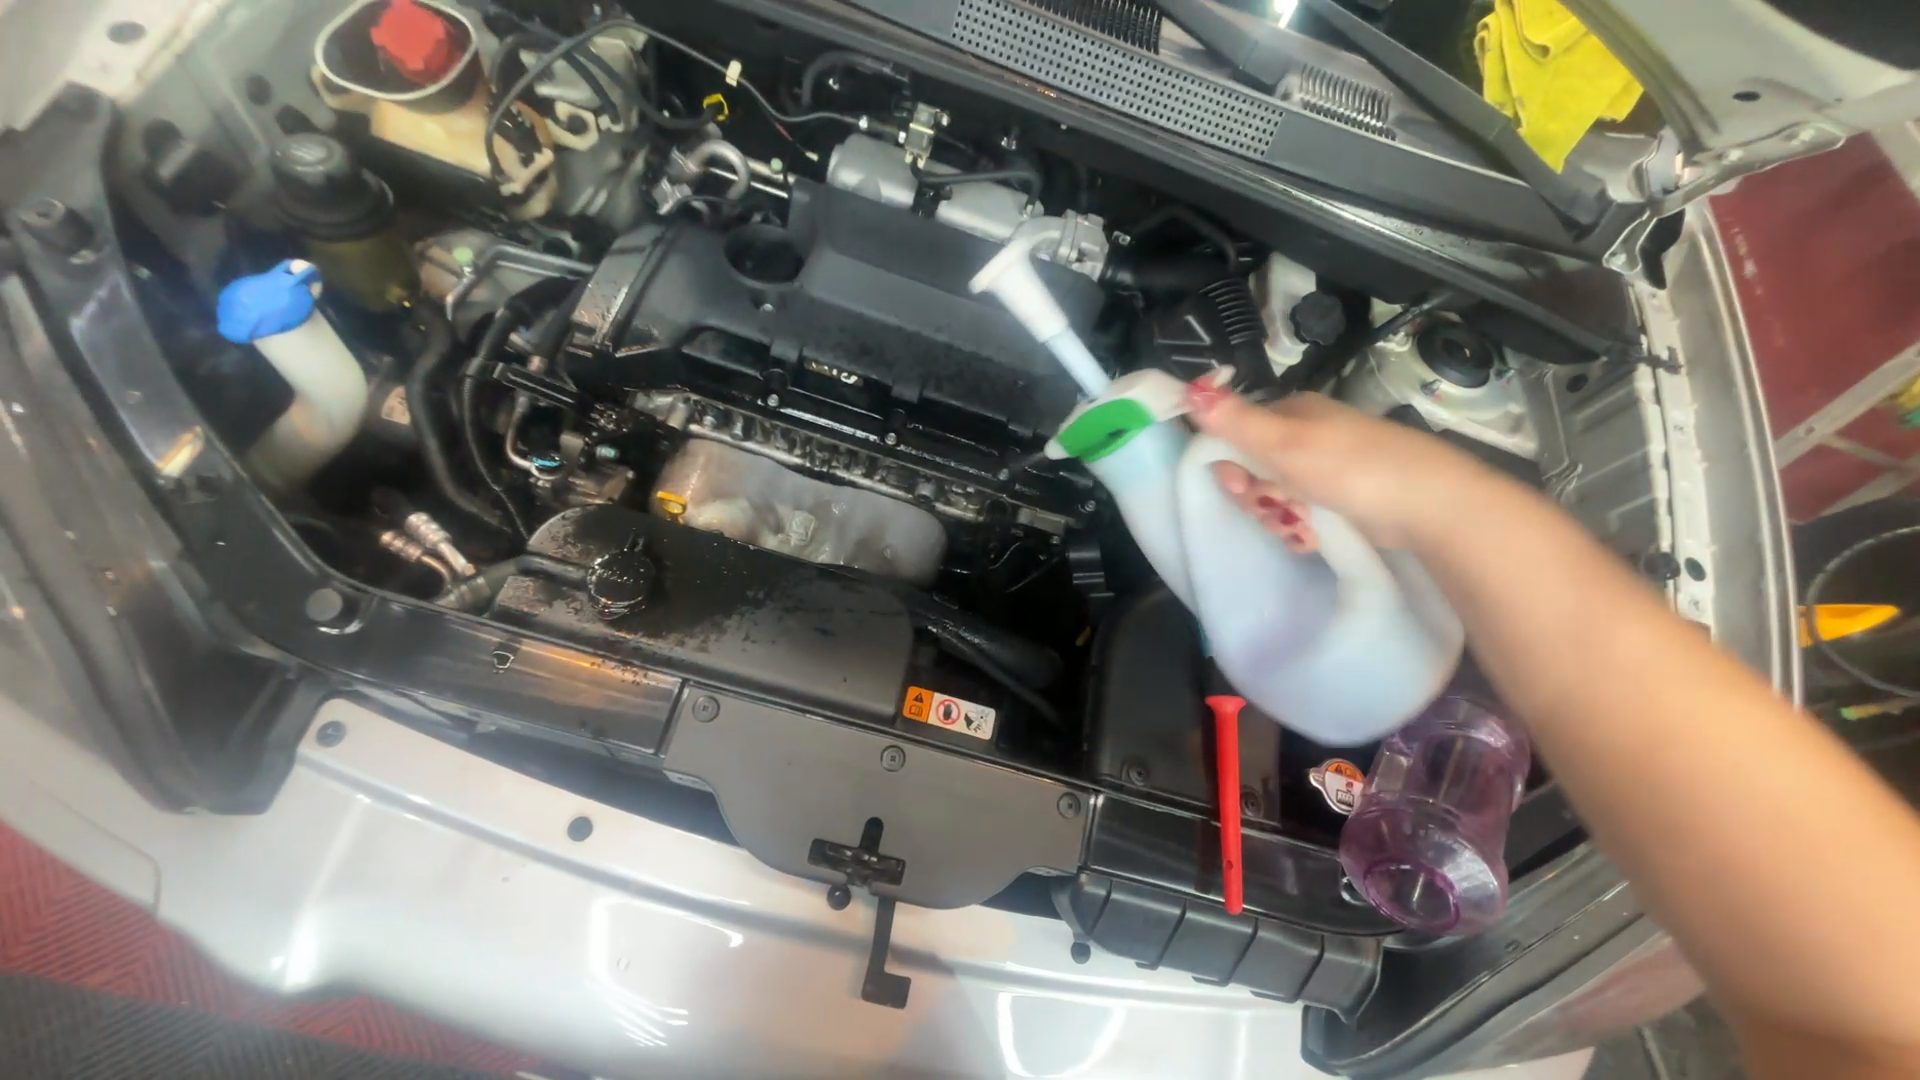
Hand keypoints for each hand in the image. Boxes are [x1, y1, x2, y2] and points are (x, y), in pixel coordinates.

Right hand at [1185, 386, 1490, 550]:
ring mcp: (1326, 469)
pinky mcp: (1342, 499)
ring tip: (1300, 525)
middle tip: (1275, 508)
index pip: (1235, 433)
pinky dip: (1301, 527)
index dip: (1228, 463)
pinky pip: (1301, 515)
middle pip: (1253, 469)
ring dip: (1278, 516)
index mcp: (1291, 413)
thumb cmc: (1350, 466)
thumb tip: (1189, 389)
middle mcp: (1306, 436)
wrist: (1428, 505)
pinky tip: (1313, 535)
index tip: (1241, 485)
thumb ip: (1234, 420)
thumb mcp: (1284, 442)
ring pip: (1275, 496)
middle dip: (1256, 495)